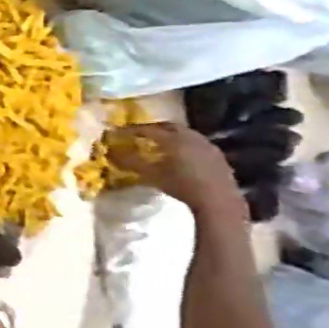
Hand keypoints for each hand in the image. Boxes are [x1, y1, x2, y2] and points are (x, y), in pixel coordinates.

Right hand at [108, 122, 244, 218]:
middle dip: (154, 128)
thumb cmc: (181, 185)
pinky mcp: (218, 156)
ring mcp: (208, 146)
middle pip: (169, 126)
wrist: (217, 201)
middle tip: (141, 134)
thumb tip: (110, 152)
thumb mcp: (150, 175)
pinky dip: (185, 145)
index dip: (131, 130)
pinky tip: (181, 156)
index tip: (119, 132)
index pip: (148, 129)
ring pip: (186, 134)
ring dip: (171, 136)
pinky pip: (197, 143)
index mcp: (173, 139)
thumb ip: (130, 162)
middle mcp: (191, 137)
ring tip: (161, 145)